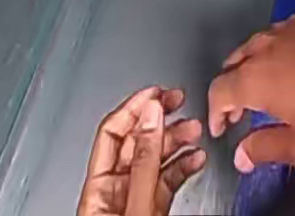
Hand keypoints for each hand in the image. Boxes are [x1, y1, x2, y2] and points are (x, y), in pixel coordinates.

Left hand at [76, 87, 205, 215]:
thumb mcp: (137, 205)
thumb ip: (145, 160)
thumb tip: (152, 112)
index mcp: (98, 189)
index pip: (112, 131)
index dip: (134, 106)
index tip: (157, 91)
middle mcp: (114, 192)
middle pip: (137, 141)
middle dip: (162, 118)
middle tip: (180, 100)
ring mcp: (134, 202)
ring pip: (156, 158)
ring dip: (178, 139)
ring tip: (195, 129)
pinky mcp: (152, 211)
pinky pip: (167, 180)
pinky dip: (183, 165)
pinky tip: (195, 157)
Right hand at [207, 16, 294, 172]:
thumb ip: (265, 149)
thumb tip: (241, 154)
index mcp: (254, 78)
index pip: (219, 91)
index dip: (215, 112)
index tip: (222, 128)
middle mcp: (262, 48)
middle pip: (232, 64)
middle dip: (230, 88)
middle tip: (239, 111)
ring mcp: (283, 29)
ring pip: (253, 45)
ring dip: (249, 66)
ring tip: (261, 85)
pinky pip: (276, 33)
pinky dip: (271, 49)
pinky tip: (286, 61)